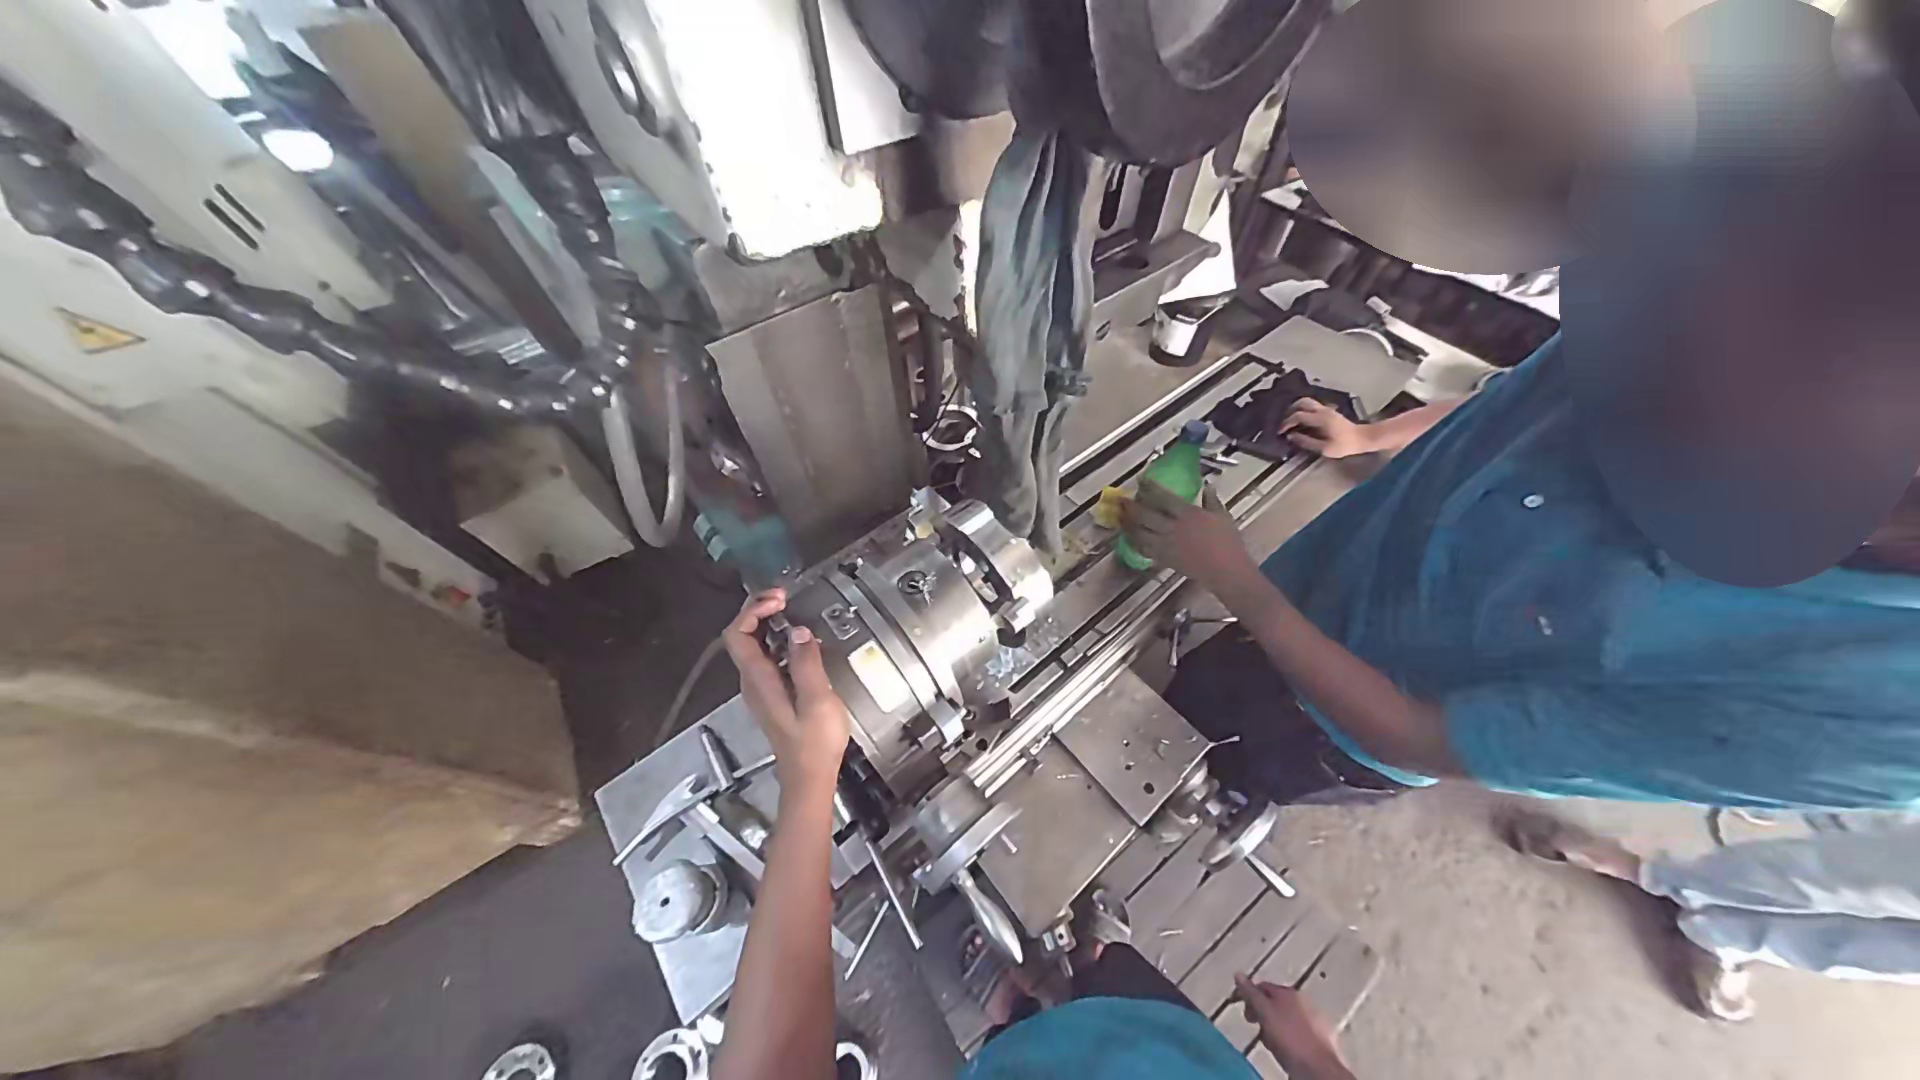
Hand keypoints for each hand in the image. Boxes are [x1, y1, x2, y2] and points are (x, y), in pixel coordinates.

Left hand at [723, 589, 851, 797]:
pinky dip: (777, 639)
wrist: (809, 777)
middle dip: (758, 610)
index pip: (738, 635)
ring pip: (753, 646)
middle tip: (786, 597)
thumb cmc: (815, 741)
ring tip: (792, 610)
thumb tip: (799, 631)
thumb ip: (807, 664)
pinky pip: (766, 657)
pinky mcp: (772, 695)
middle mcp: (752, 682)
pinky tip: (800, 639)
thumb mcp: (817, 701)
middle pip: (741, 636)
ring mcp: (760, 689)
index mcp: (758, 680)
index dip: (753, 611)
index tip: (780, 600)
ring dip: (767, 623)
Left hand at [1120, 481, 1260, 596]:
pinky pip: (1144, 549)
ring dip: (1128, 525)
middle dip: (1130, 507)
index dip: (1149, 488)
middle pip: (1144, 515)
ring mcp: (1166, 544)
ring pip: (1139, 533)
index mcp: (1188, 514)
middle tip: (1122, 500)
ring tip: (1121, 518)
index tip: (1141, 481)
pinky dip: (1135, 542)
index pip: (1163, 497)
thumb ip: (1211, 500)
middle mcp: (1172, 528)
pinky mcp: (1164, 559)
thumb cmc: (1227, 542)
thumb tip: (1208, 485)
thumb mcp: (1222, 516)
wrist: (1225, 570)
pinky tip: (1131, 538)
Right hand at [1233, 976, 1353, 1079]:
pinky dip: (1289, 1038)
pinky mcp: (1322, 1041)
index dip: (1249, 996)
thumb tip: (1238, 973)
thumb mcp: (1264, 1013)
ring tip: (1271, 1043)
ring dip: (1275, 1027)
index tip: (1242, 1011)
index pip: (1263, 986)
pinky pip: (1298, 1034)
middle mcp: (1304, 1002)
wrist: (1320, 1071)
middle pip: (1275, 1003)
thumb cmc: (1289, 1038)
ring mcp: (1316, 1022)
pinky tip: (1287, 1050)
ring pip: (1286, 1019)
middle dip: (1262, 1013)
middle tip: (1255, 1027)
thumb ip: (1251, 993)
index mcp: (1290, 992)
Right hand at [1280, 400, 1376, 458]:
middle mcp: (1322, 410)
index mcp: (1320, 419)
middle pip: (1301, 403)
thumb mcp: (1324, 448)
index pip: (1298, 416)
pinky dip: (1303, 410)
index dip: (1286, 423)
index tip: (1280, 432)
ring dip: (1296, 408)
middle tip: (1284, 423)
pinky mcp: (1329, 411)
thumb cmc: (1344, 445)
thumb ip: (1306, 441)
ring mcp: (1326, 409)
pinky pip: (1312, 405)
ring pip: (1307, 402)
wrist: (1363, 438)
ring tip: (1291, 420)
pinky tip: (1302, 420)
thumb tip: (1291, 436)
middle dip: (1290, 411)